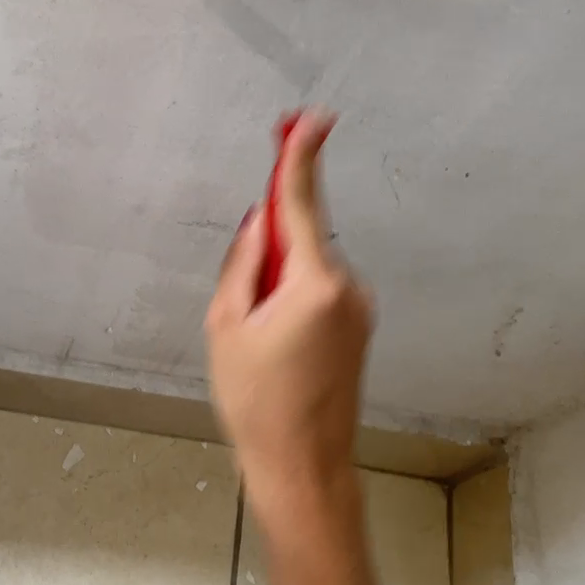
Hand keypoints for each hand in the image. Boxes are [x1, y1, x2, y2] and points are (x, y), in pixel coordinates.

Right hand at [205, 109, 373, 497]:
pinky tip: (275, 342)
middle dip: (268, 245)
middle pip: (302, 237)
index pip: (304, 204)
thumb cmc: (254, 398)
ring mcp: (359, 308)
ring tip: (256, 337)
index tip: (313, 118)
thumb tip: (260, 219)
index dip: (303, 157)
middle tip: (241, 304)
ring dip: (277, 277)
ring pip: (308, 265)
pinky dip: (292, 294)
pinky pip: (319, 287)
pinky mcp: (359, 325)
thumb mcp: (225, 324)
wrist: (303, 467)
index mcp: (314, 282)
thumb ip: (243, 261)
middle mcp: (347, 286)